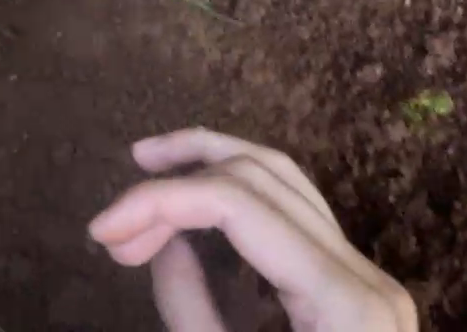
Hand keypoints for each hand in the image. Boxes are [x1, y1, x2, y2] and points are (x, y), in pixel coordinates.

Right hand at [89, 130, 415, 331]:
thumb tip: (163, 240)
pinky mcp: (355, 288)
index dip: (158, 202)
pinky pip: (291, 210)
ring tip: (150, 162)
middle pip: (257, 174)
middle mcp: (363, 272)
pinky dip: (238, 192)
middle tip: (115, 210)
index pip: (235, 204)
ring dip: (208, 161)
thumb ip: (188, 305)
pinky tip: (201, 197)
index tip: (100, 232)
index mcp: (343, 300)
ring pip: (280, 176)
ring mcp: (366, 276)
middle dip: (176, 177)